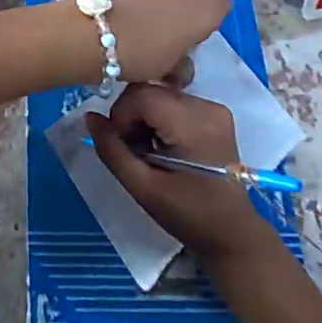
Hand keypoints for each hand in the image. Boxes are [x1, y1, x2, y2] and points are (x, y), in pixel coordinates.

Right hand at [86, 85, 263, 259]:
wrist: (231, 232)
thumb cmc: (187, 214)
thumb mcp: (142, 187)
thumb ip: (112, 150)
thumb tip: (90, 116)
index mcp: (193, 123)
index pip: (141, 95)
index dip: (122, 116)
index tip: (123, 146)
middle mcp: (207, 106)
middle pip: (150, 90)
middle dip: (132, 116)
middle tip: (134, 150)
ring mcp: (214, 107)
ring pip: (159, 94)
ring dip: (144, 118)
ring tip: (149, 151)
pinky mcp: (215, 113)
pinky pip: (173, 101)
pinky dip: (159, 119)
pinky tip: (163, 145)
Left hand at [97, 0, 231, 82]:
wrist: (95, 32)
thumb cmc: (142, 54)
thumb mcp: (167, 69)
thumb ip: (182, 65)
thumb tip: (180, 68)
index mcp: (207, 9)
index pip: (222, 6)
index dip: (210, 20)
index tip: (195, 36)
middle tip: (177, 21)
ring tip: (151, 19)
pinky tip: (132, 11)